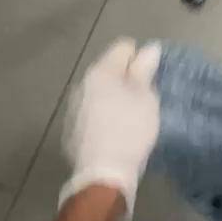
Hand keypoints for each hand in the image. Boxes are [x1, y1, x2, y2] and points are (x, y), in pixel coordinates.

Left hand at [61, 38, 161, 213]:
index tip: (151, 76)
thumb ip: (144, 70)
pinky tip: (112, 132)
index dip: (140, 57)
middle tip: (144, 98)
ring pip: (97, 93)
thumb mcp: (146, 98)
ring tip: (129, 117)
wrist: (103, 172)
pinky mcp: (70, 130)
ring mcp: (72, 108)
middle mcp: (81, 85)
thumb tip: (148, 49)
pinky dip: (102, 116)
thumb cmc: (130, 129)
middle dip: (125, 78)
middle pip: (107, 71)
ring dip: (112, 98)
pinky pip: (90, 113)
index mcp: (101, 72)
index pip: (122, 48)